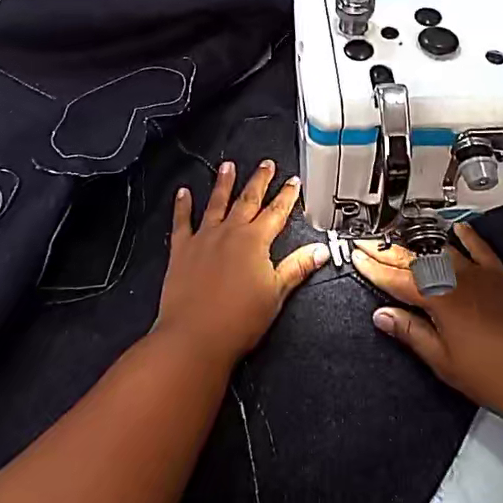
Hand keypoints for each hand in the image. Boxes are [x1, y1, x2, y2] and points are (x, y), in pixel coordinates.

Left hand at [155, 160, 328, 364]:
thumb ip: (297, 267)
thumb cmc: (237, 320)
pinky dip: (182, 207)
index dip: (287, 195)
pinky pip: (182, 222)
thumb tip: (320, 250)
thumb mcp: (276, 293)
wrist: (194, 339)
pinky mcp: (181, 251)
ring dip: (223, 183)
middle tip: (266, 164)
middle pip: (248, 199)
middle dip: (259, 180)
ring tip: (228, 166)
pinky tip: (182, 194)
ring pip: (216, 203)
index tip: (293, 182)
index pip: (276, 211)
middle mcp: (230, 233)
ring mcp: (204, 239)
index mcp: (255, 241)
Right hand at [356, 224, 502, 430]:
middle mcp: (459, 278)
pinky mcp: (500, 277)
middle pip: (415, 260)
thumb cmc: (496, 375)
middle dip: (388, 253)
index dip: (373, 268)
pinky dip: (465, 237)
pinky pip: (478, 248)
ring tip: (399, 243)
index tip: (358, 258)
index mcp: (440, 298)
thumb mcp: (442, 361)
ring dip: (418, 246)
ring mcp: (480, 275)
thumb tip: (384, 317)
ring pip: (442, 251)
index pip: (396, 278)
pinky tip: (457, 231)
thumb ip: (410, 333)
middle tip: (368, 247)